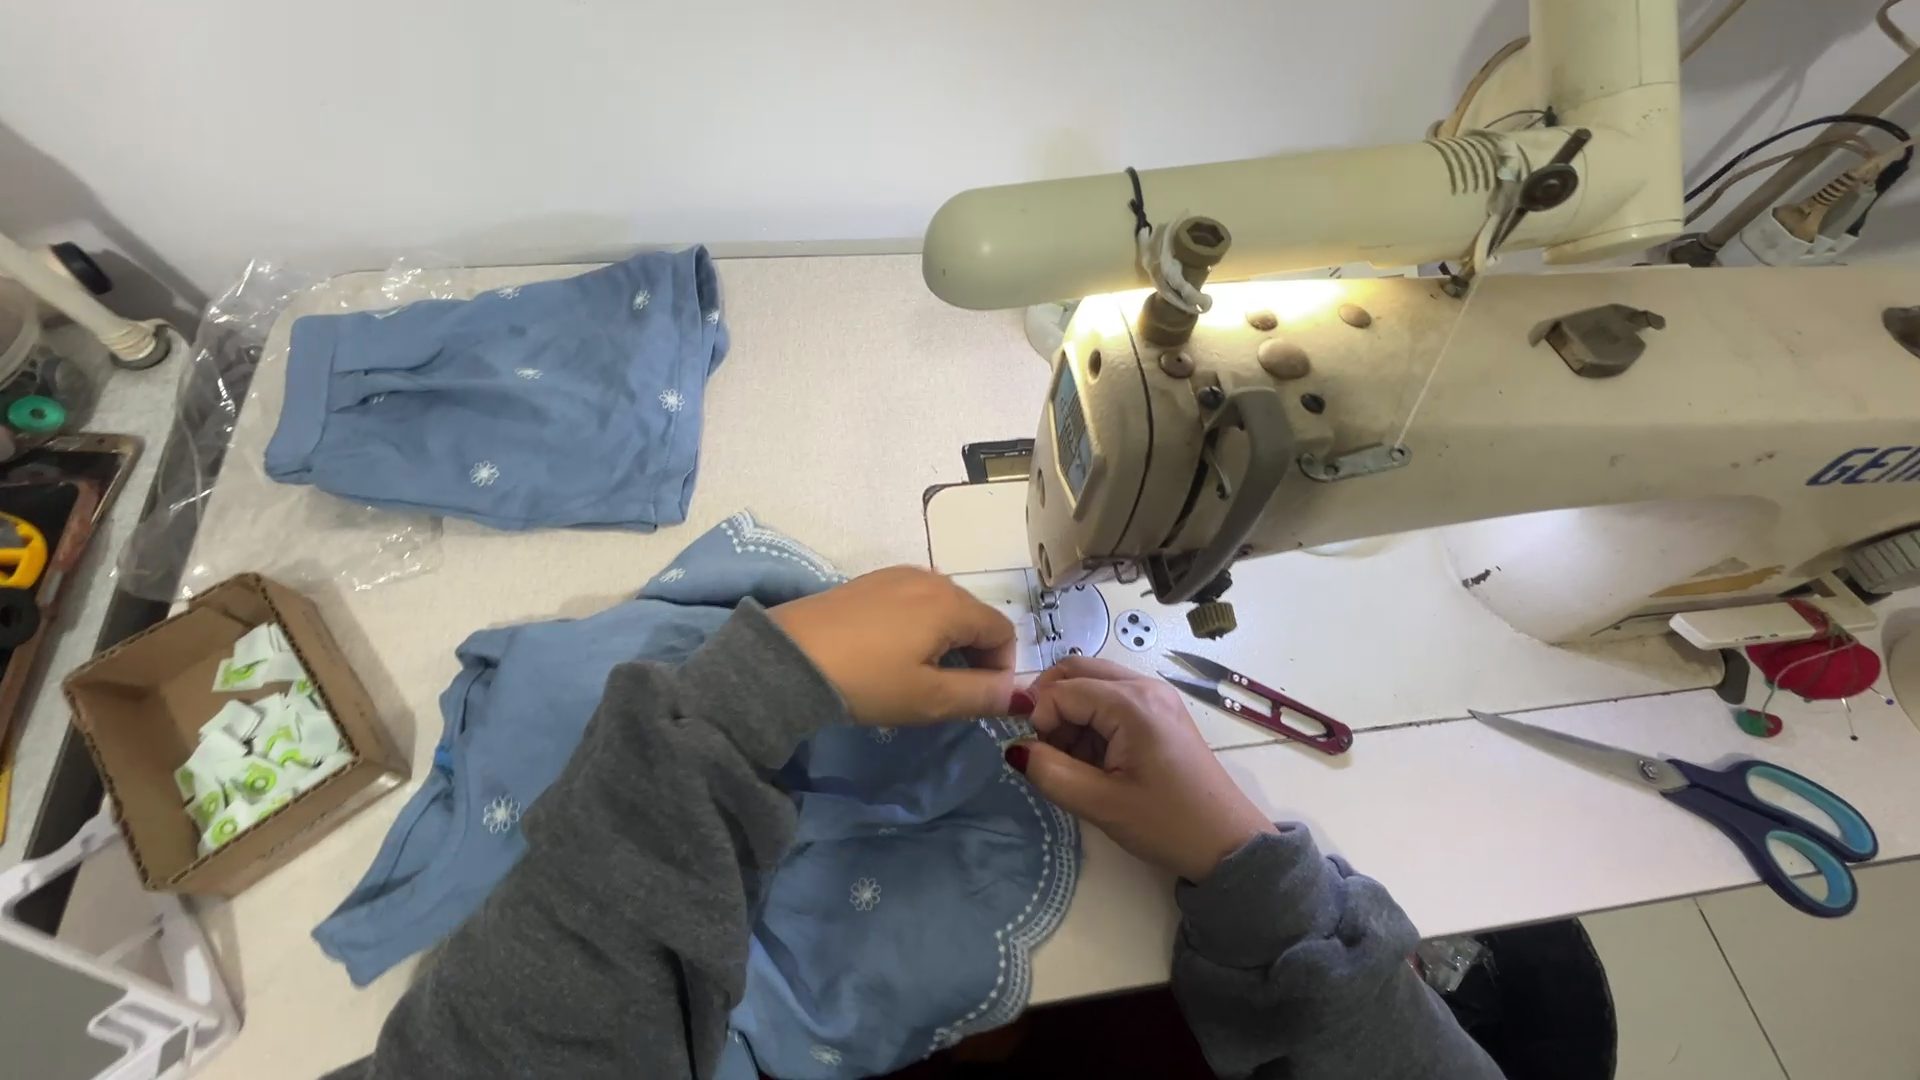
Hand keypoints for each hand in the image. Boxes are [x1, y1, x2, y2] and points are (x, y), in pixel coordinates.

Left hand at [768, 566, 1016, 725]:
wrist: (787, 658)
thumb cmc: (866, 680)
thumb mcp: (928, 698)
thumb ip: (981, 695)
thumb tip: (1021, 694)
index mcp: (952, 602)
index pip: (1003, 630)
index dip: (1002, 668)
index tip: (978, 699)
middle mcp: (930, 578)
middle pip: (974, 615)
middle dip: (974, 654)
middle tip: (947, 693)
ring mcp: (896, 575)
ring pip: (943, 608)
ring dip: (945, 641)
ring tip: (916, 675)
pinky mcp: (869, 581)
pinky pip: (913, 601)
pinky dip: (918, 627)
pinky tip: (889, 654)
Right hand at [1010, 657, 1275, 882]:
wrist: (1228, 844)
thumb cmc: (1167, 824)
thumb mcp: (1102, 805)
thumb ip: (1051, 773)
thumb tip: (1015, 750)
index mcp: (1132, 703)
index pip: (1061, 690)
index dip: (1040, 720)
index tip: (1042, 758)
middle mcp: (1144, 685)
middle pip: (1075, 670)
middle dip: (1050, 704)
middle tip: (1045, 747)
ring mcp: (1155, 695)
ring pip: (1091, 681)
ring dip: (1069, 711)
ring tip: (1072, 758)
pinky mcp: (1159, 710)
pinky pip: (1110, 696)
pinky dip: (1090, 718)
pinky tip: (1094, 757)